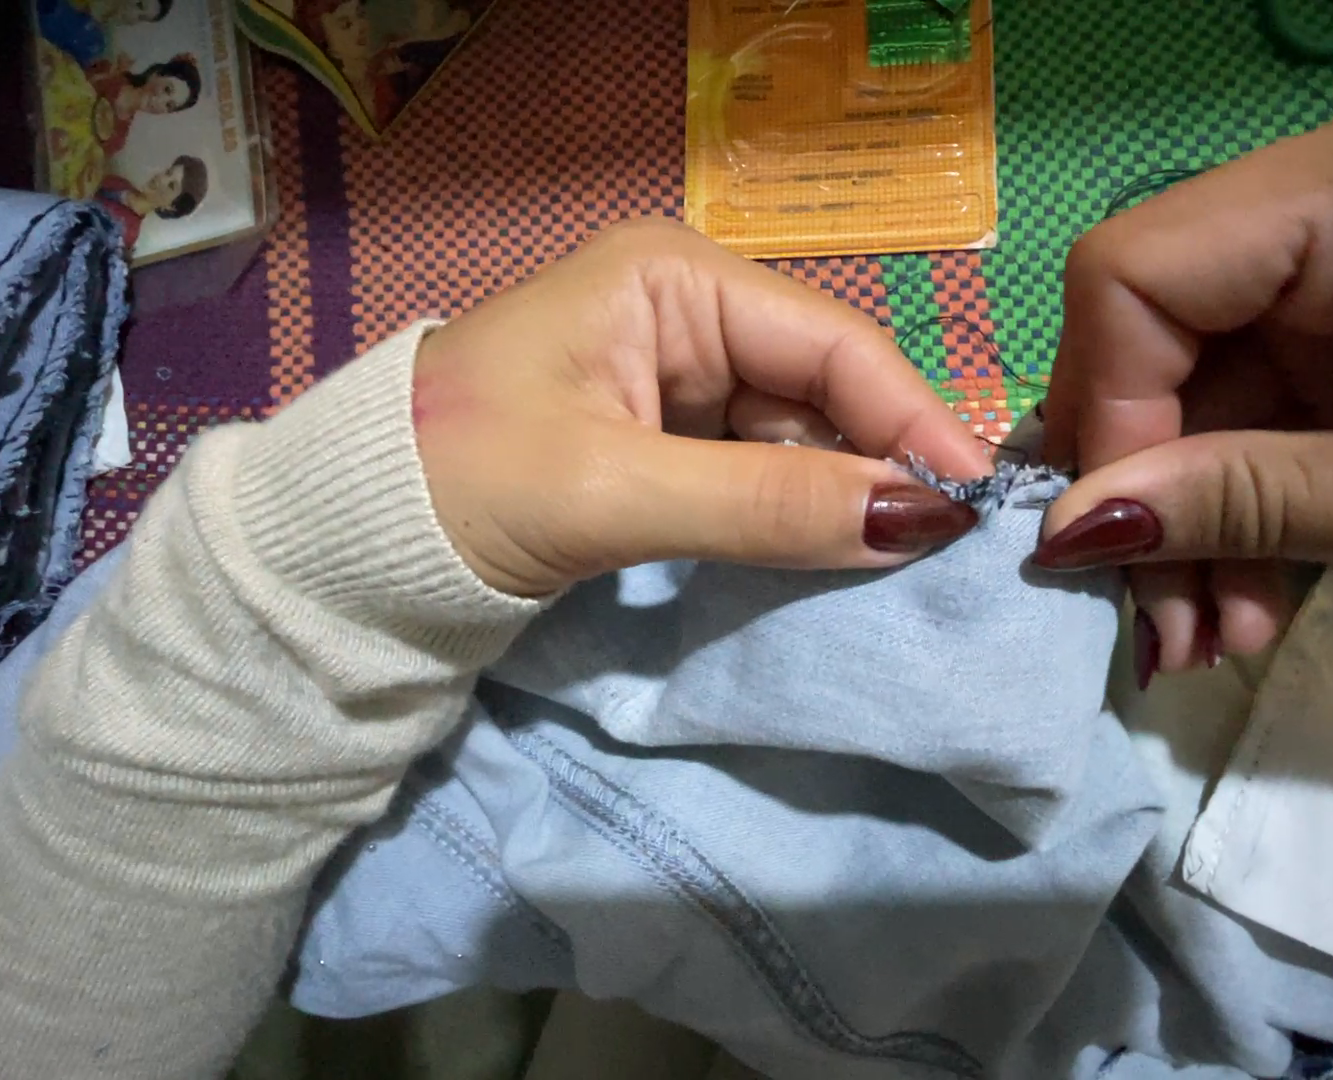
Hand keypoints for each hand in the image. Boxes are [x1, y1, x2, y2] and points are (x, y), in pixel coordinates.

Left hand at [411, 218, 991, 596]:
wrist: (358, 539)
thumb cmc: (462, 481)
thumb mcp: (613, 491)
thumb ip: (762, 505)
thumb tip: (914, 521)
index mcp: (671, 280)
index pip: (827, 343)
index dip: (910, 418)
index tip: (974, 498)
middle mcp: (687, 316)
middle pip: (821, 388)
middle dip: (881, 460)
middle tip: (946, 541)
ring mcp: (680, 380)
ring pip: (796, 435)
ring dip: (843, 492)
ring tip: (902, 553)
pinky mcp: (669, 438)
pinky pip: (758, 470)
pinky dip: (795, 512)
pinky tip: (832, 546)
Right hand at [1033, 64, 1332, 676]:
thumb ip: (1249, 504)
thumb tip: (1066, 534)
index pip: (1136, 275)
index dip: (1102, 410)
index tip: (1117, 536)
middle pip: (1149, 335)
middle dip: (1141, 487)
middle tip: (1164, 624)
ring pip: (1186, 387)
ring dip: (1183, 516)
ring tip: (1215, 638)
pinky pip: (1244, 404)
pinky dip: (1233, 504)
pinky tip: (1253, 597)